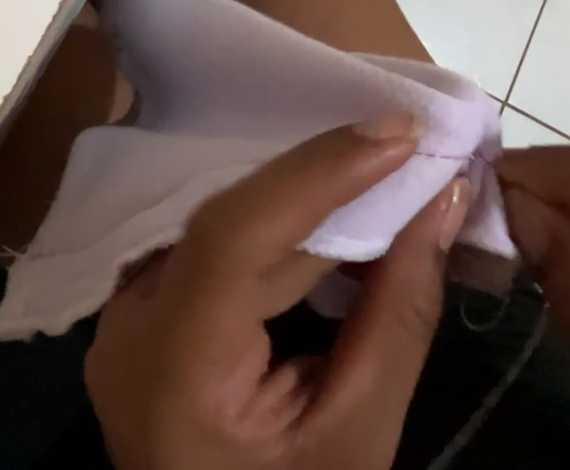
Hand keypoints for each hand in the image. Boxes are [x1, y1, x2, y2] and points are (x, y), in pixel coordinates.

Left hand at [85, 114, 469, 469]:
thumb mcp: (360, 435)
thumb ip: (400, 310)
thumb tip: (443, 199)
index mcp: (171, 372)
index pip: (234, 237)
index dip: (317, 172)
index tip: (399, 134)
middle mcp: (128, 324)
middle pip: (230, 221)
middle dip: (326, 176)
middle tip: (408, 141)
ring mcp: (126, 310)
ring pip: (225, 219)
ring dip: (309, 191)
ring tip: (386, 161)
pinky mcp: (145, 303)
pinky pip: (218, 238)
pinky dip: (283, 219)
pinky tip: (335, 202)